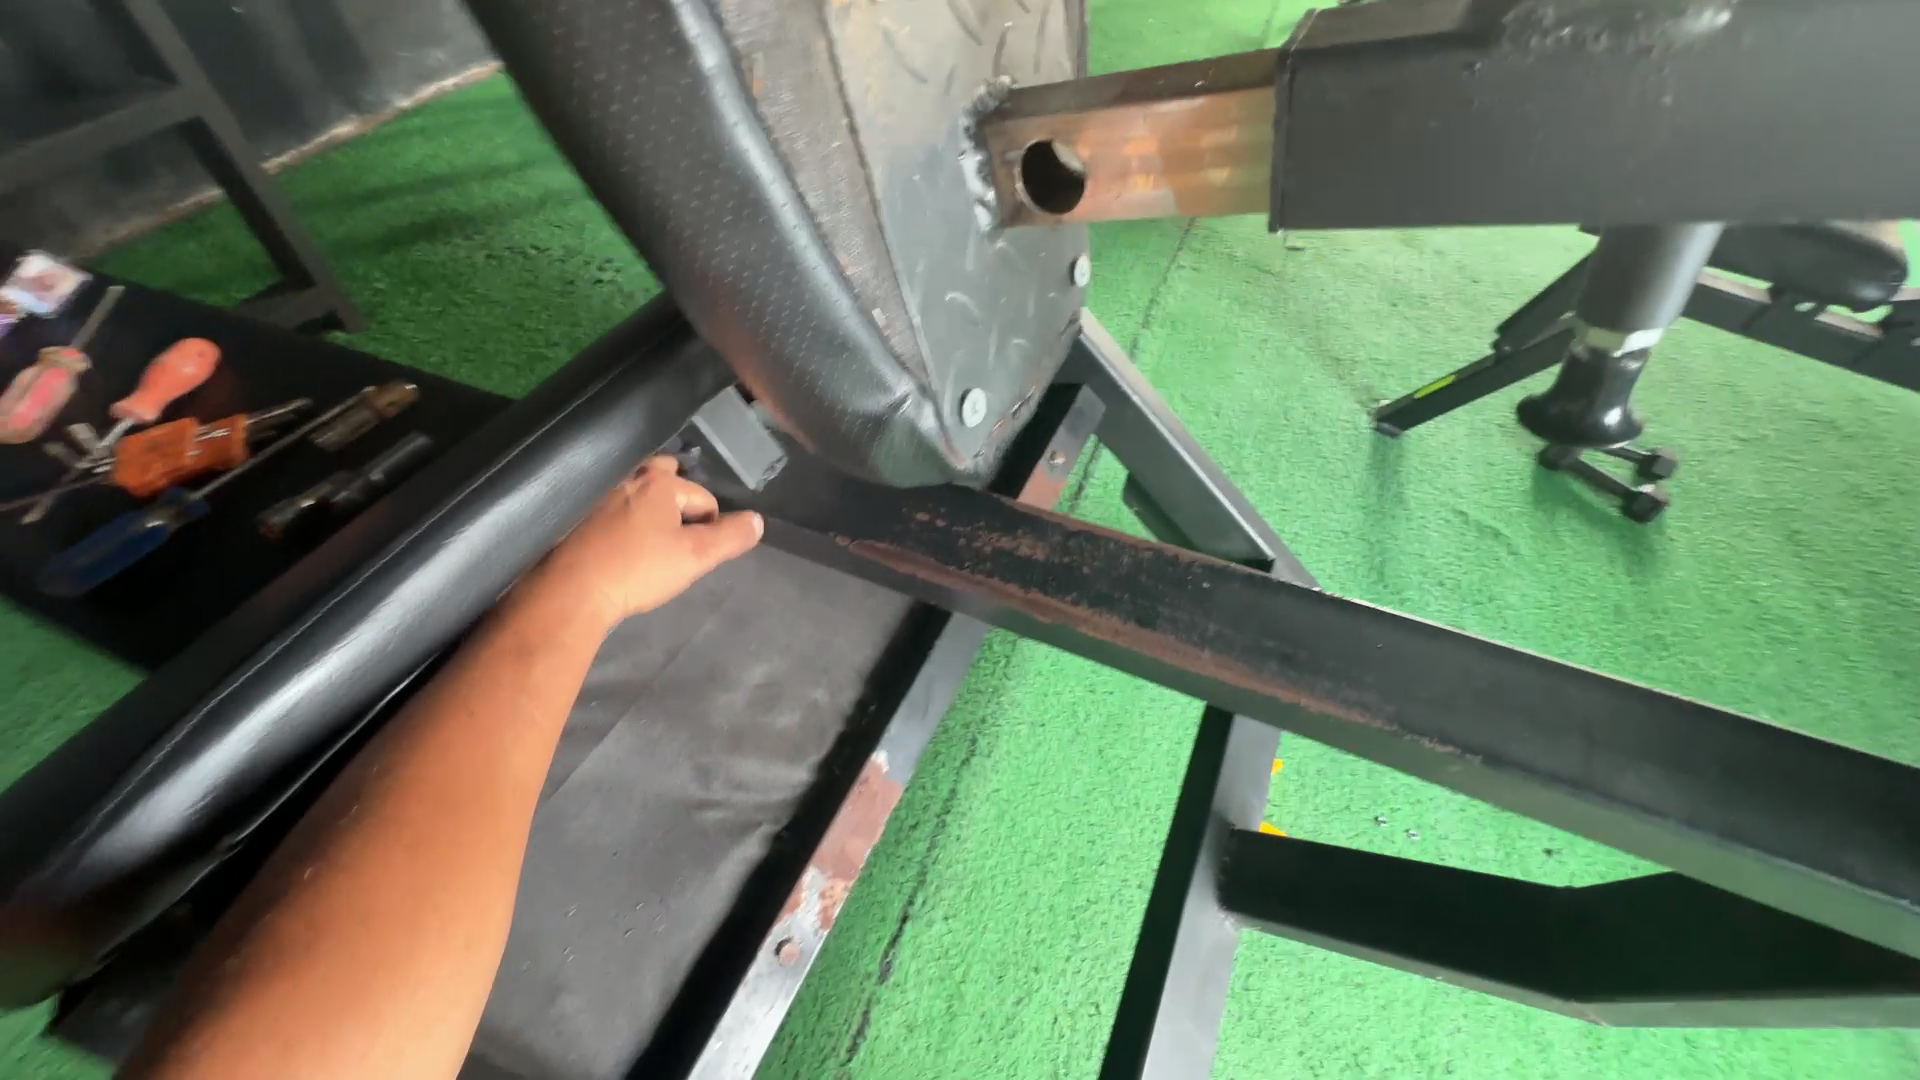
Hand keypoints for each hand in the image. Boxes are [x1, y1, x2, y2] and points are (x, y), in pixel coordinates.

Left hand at [526, 456, 762, 626]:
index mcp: (660, 484)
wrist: (569, 592)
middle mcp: (627, 477)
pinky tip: (617, 543)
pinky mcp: (571, 513)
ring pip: (634, 490)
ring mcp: (595, 493)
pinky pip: (608, 505)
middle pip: (665, 478)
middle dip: (677, 500)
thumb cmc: (637, 569)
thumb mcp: (695, 557)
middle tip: (675, 534)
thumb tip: (758, 521)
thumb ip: (731, 537)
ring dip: (646, 506)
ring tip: (649, 539)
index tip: (697, 553)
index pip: (704, 499)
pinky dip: (619, 516)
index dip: (710, 526)